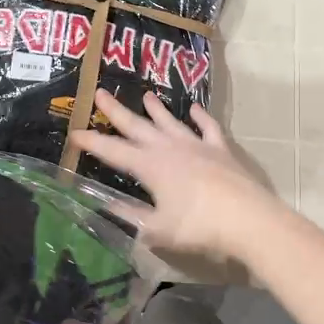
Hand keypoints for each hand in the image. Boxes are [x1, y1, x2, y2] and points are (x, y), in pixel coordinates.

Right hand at [72, 89, 282, 262]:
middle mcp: (170, 148)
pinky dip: (200, 117)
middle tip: (101, 93)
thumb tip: (105, 206)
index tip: (74, 133)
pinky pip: (207, 127)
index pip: (114, 152)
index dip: (92, 143)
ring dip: (156, 109)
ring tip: (145, 95)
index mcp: (151, 166)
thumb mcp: (157, 230)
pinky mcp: (220, 150)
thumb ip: (131, 217)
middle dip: (117, 111)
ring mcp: (197, 145)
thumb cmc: (199, 227)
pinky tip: (194, 109)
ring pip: (170, 122)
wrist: (249, 219)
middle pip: (138, 126)